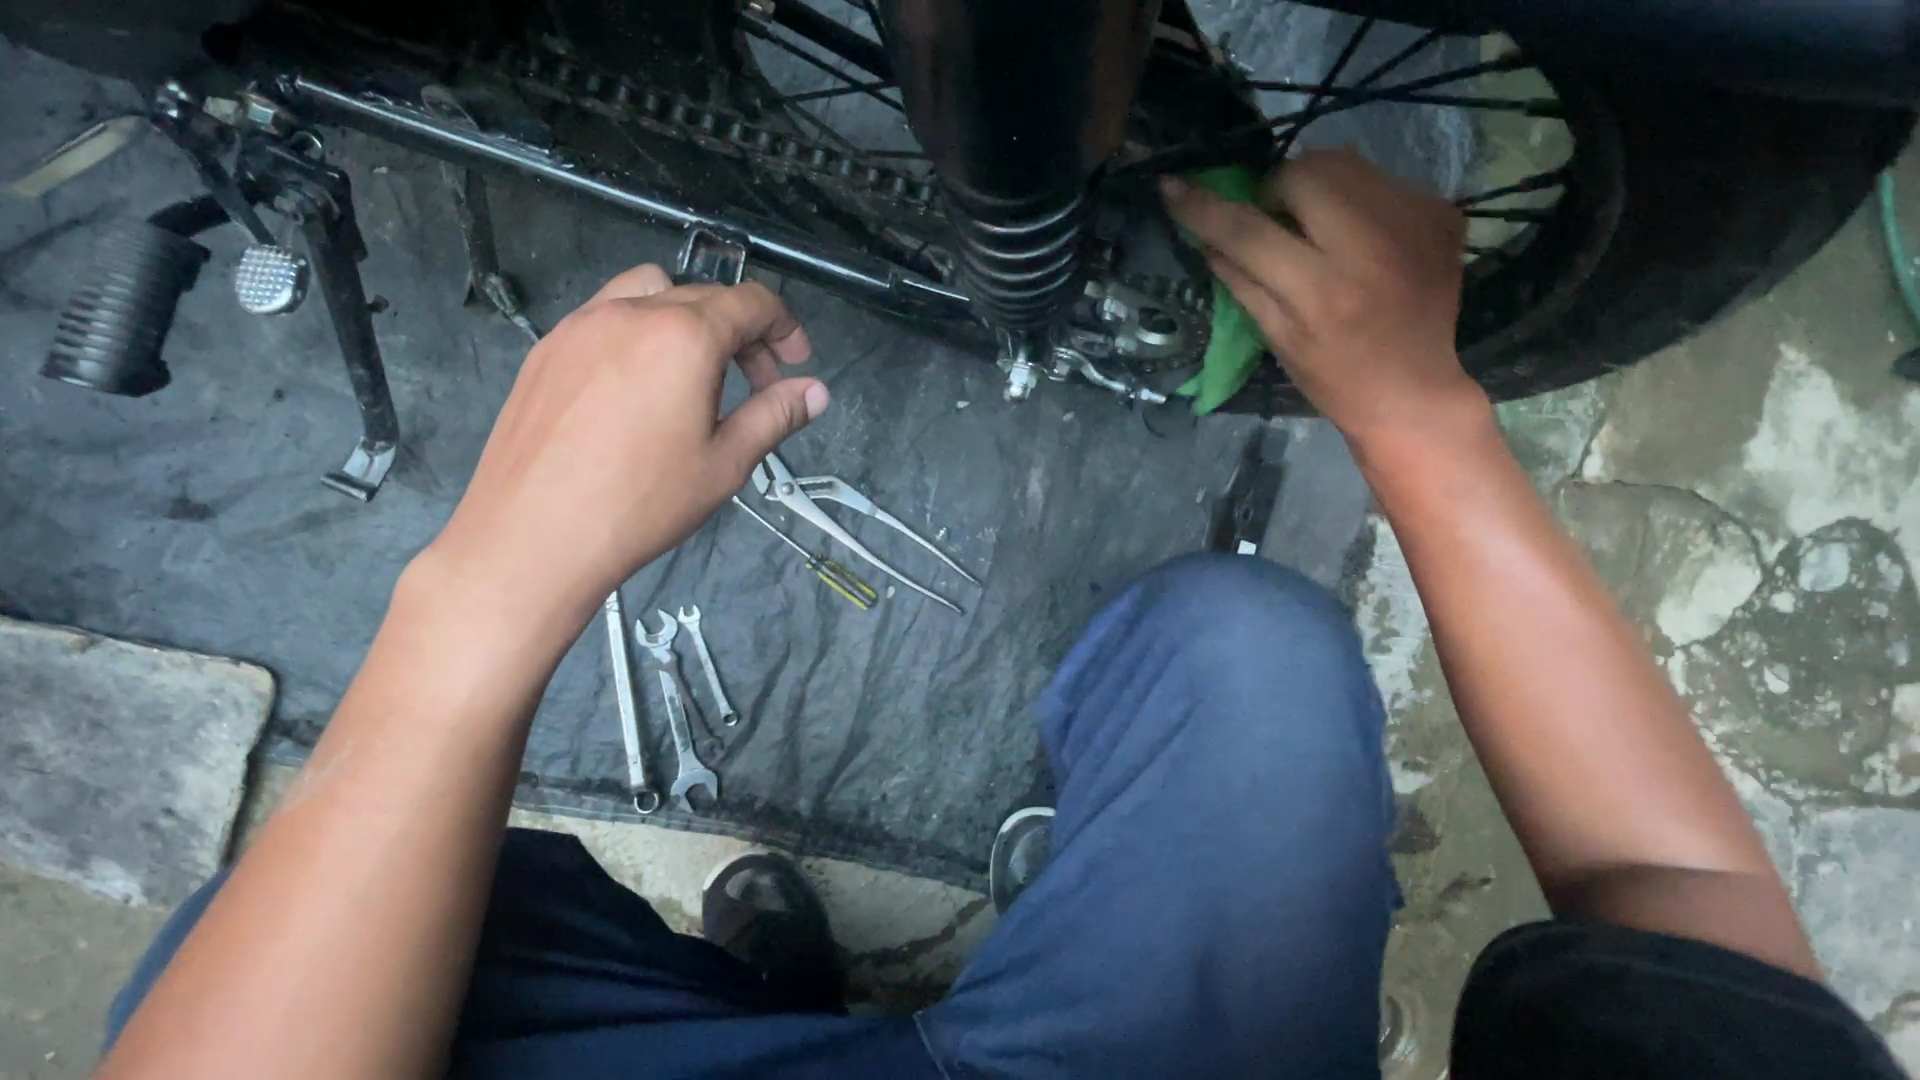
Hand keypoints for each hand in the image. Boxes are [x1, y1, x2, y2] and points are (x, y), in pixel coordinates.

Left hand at [420, 264, 827, 629]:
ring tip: (693, 373)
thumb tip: (817, 392)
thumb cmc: (642, 503)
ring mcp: (581, 325)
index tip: (796, 363)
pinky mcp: (548, 348)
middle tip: (756, 384)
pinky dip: (640, 330)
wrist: (533, 536)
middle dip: (743, 332)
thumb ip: (775, 415)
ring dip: (688, 319)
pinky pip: (607, 315)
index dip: (785, 327)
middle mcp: (631, 312)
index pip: (751, 302)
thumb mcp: (726, 463)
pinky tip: (638, 386)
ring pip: (651, 291)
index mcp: (684, 336)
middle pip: (705, 297)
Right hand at [1161, 148, 1484, 444]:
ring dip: (1315, 187)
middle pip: (1303, 173)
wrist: (1414, 389)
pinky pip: (1380, 180)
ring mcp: (1415, 220)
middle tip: (1274, 223)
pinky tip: (1359, 239)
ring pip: (1344, 163)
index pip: (1249, 231)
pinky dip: (1355, 200)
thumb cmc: (1335, 378)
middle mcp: (1372, 245)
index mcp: (1323, 291)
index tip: (1173, 187)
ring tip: (1317, 226)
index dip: (1205, 207)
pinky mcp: (1441, 211)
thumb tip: (1205, 237)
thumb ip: (1242, 281)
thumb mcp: (1278, 339)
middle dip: (1275, 189)